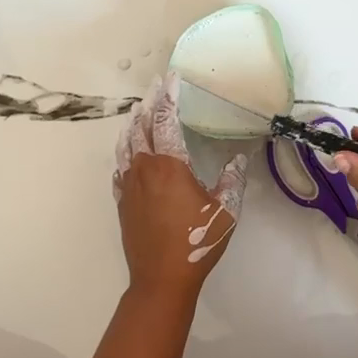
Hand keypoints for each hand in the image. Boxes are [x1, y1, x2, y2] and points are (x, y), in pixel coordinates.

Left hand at [112, 76, 248, 301]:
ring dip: (134, 123)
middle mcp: (145, 167)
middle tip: (156, 85)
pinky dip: (124, 152)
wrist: (160, 279)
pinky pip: (120, 168)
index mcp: (170, 164)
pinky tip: (128, 152)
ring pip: (128, 144)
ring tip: (139, 109)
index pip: (167, 119)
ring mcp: (129, 184)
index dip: (170, 96)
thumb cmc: (196, 242)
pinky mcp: (122, 201)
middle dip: (150, 103)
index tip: (172, 78)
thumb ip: (232, 181)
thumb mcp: (226, 211)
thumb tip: (237, 160)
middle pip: (144, 126)